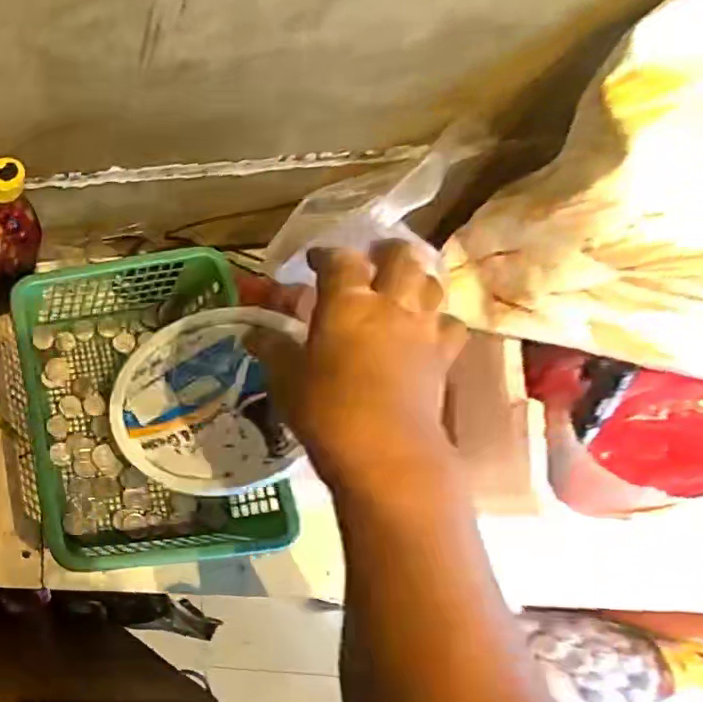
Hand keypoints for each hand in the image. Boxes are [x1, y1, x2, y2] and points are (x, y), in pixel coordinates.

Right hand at [247, 241, 466, 491]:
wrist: (383, 449)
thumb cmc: (325, 409)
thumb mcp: (285, 379)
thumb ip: (272, 349)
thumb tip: (253, 333)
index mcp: (347, 302)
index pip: (340, 261)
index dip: (326, 255)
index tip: (313, 259)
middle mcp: (391, 303)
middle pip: (400, 257)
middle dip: (385, 252)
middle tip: (373, 258)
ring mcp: (423, 328)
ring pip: (431, 283)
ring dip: (416, 278)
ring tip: (403, 286)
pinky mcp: (444, 357)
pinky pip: (449, 323)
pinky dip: (438, 319)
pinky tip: (426, 330)